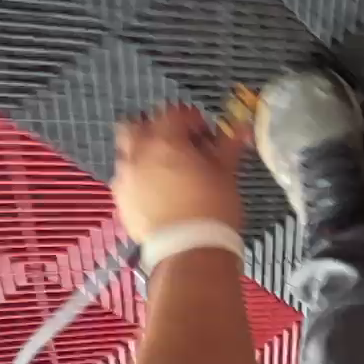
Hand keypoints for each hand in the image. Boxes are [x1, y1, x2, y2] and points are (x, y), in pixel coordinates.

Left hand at [111, 104, 247, 241]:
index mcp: (165, 141)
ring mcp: (124, 178)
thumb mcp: (226, 173)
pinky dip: (141, 178)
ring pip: (128, 152)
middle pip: (137, 125)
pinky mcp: (121, 201)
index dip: (193, 119)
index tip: (207, 133)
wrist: (189, 250)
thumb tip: (242, 126)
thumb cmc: (213, 207)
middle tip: (179, 144)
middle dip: (157, 129)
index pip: (174, 113)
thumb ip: (229, 146)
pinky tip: (161, 194)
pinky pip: (127, 179)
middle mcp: (137, 154)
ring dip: (146, 153)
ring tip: (169, 171)